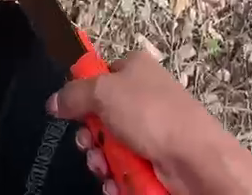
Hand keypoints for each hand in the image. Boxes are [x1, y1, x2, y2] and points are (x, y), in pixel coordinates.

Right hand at [47, 49, 251, 194]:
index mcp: (135, 68)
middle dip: (90, 135)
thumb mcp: (103, 92)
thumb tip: (52, 103)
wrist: (199, 162)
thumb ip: (72, 95)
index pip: (99, 75)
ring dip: (101, 160)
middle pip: (101, 115)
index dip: (83, 93)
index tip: (73, 111)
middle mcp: (144, 96)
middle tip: (87, 145)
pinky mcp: (158, 163)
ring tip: (102, 169)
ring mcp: (152, 132)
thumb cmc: (150, 114)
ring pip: (112, 146)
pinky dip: (117, 179)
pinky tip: (114, 184)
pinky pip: (127, 168)